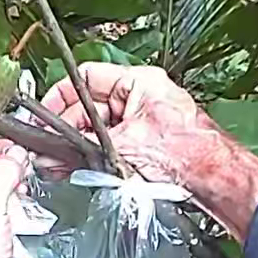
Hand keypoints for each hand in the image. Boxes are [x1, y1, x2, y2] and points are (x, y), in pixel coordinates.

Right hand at [39, 63, 257, 240]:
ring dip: (76, 148)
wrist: (214, 180)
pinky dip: (93, 159)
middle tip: (47, 149)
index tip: (44, 115)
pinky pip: (110, 149)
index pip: (87, 77)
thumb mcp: (127, 145)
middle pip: (89, 108)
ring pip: (97, 131)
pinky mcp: (143, 147)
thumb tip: (55, 151)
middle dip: (66, 129)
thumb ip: (87, 145)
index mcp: (138, 82)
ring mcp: (141, 124)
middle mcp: (139, 99)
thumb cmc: (187, 153)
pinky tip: (77, 170)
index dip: (61, 95)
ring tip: (56, 163)